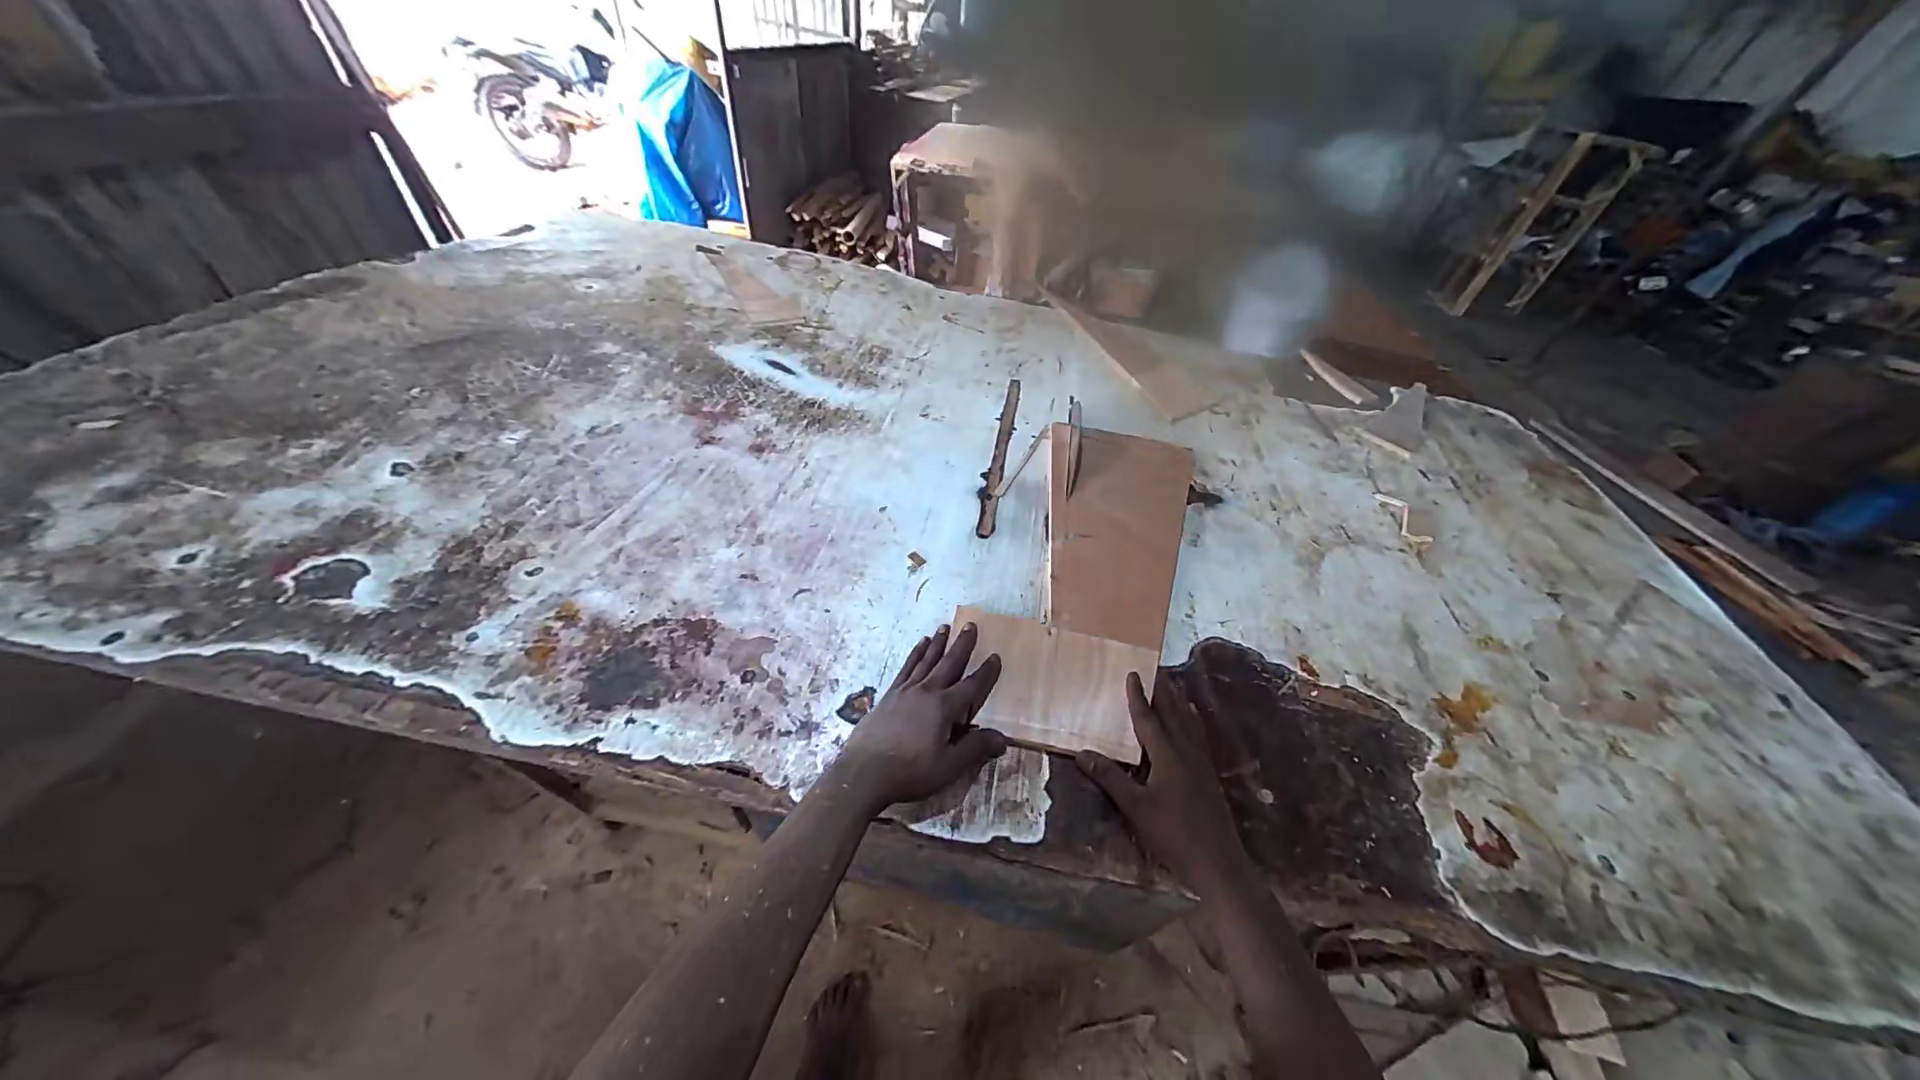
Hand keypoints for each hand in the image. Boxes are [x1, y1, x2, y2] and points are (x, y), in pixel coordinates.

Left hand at [829, 623, 1007, 811]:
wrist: (863, 772)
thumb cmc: (909, 771)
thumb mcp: (949, 766)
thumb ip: (976, 749)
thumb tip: (1003, 738)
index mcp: (944, 707)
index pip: (972, 685)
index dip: (986, 672)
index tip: (995, 657)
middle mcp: (926, 691)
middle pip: (948, 663)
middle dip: (962, 645)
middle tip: (970, 626)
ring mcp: (905, 691)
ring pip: (926, 660)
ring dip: (937, 644)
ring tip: (944, 627)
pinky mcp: (889, 695)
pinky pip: (906, 668)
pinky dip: (915, 654)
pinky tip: (919, 647)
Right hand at [1076, 669, 1252, 898]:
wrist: (1218, 863)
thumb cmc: (1173, 835)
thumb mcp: (1135, 807)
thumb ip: (1110, 778)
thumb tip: (1082, 753)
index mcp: (1168, 756)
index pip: (1148, 719)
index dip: (1138, 696)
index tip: (1132, 674)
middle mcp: (1186, 753)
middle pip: (1173, 714)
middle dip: (1162, 691)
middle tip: (1155, 669)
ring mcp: (1201, 764)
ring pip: (1188, 724)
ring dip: (1178, 702)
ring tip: (1173, 686)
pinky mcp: (1209, 776)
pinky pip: (1198, 736)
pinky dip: (1192, 721)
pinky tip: (1192, 722)